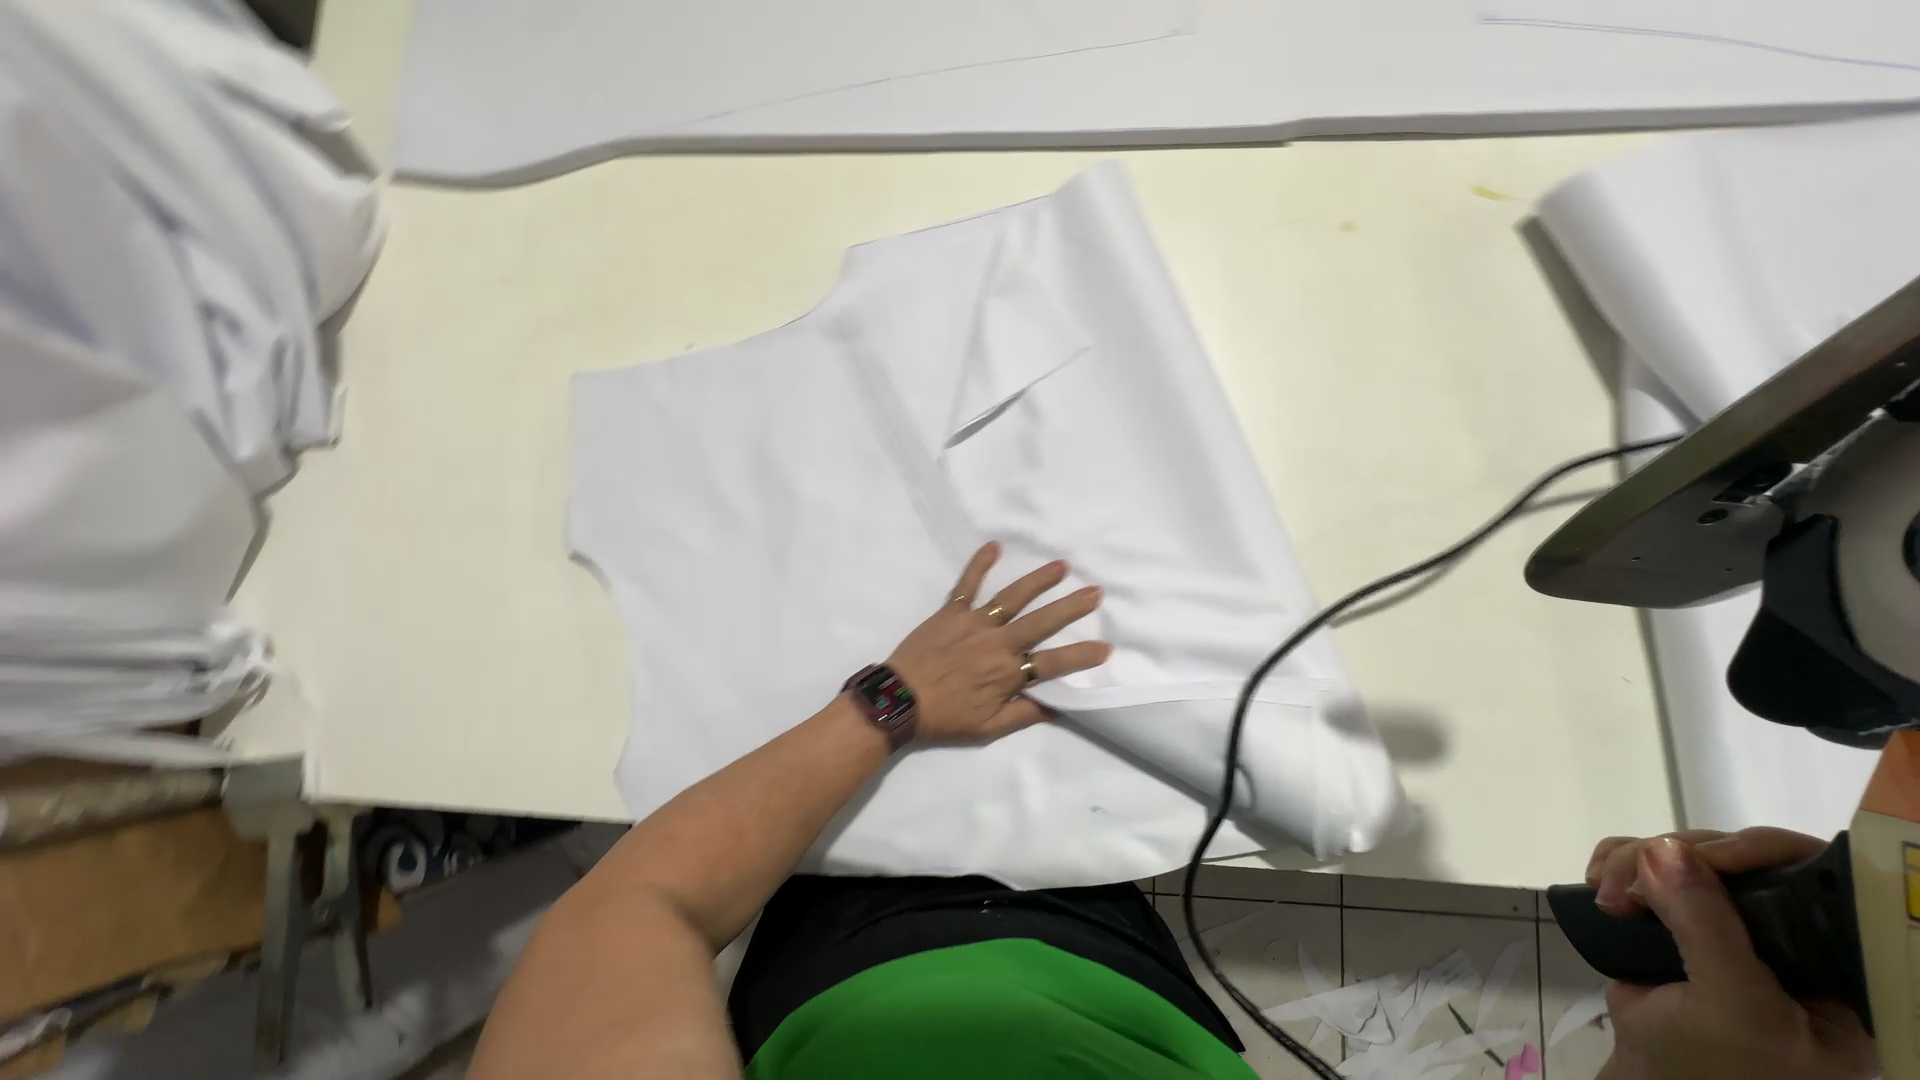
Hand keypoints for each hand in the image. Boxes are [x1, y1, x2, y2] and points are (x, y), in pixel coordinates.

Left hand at [885, 542, 1110, 743]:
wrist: (898, 701)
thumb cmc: (944, 717)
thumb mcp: (988, 728)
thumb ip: (1024, 715)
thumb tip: (1058, 709)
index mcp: (1009, 673)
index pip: (1054, 663)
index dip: (1081, 655)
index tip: (1106, 647)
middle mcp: (997, 642)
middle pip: (1041, 621)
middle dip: (1071, 607)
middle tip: (1095, 592)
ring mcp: (974, 623)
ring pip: (1012, 597)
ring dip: (1038, 580)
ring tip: (1061, 566)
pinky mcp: (951, 611)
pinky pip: (967, 584)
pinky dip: (980, 564)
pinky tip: (995, 546)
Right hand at [1582, 829, 1877, 1079]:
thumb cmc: (1718, 1067)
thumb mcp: (1732, 1006)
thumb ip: (1708, 928)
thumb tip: (1662, 847)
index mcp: (1837, 963)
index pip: (1820, 881)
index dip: (1764, 854)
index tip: (1706, 856)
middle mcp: (1789, 934)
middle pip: (1739, 857)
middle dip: (1674, 858)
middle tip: (1628, 887)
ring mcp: (1728, 920)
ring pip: (1684, 853)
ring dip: (1632, 860)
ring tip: (1606, 894)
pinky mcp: (1677, 914)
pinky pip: (1647, 862)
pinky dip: (1615, 861)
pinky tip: (1598, 880)